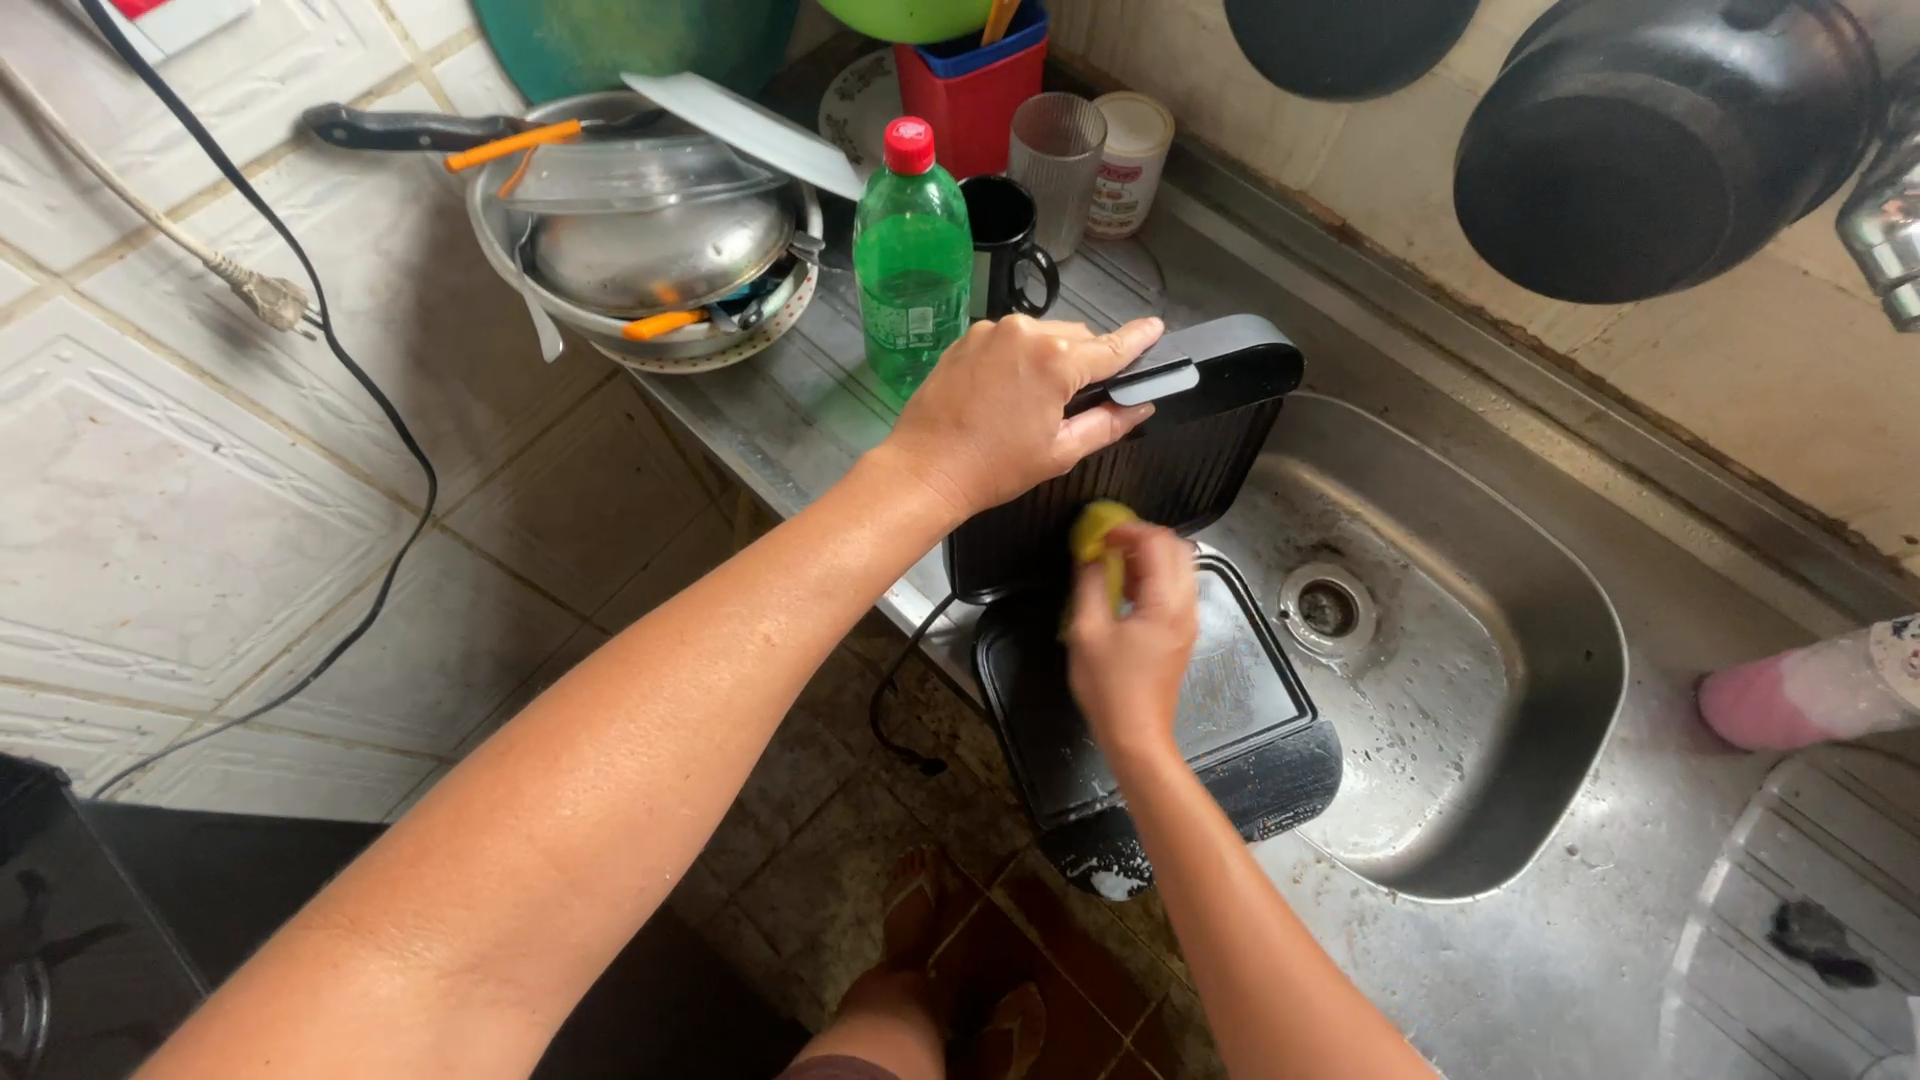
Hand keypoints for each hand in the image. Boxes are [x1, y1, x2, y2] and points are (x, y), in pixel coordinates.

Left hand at [877, 315, 1162, 517]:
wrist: (926, 468)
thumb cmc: (994, 468)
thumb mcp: (1060, 452)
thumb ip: (1107, 423)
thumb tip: (1141, 406)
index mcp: (1055, 361)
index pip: (1110, 348)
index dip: (1137, 340)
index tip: (1156, 328)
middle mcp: (1024, 333)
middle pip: (1077, 338)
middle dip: (1085, 363)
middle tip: (1076, 401)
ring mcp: (991, 331)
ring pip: (1042, 335)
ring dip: (1051, 358)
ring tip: (1033, 401)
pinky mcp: (967, 338)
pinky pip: (1009, 339)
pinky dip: (1018, 357)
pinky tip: (1006, 391)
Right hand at [1065, 522, 1198, 768]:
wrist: (1136, 734)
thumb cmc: (1108, 687)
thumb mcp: (1087, 632)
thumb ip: (1088, 585)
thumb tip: (1088, 555)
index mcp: (1165, 604)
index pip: (1157, 543)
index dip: (1127, 530)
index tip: (1098, 535)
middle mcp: (1185, 607)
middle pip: (1177, 549)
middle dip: (1143, 537)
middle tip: (1108, 543)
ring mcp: (1187, 621)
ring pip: (1179, 568)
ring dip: (1149, 556)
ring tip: (1113, 564)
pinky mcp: (1182, 634)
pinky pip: (1175, 589)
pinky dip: (1153, 577)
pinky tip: (1124, 589)